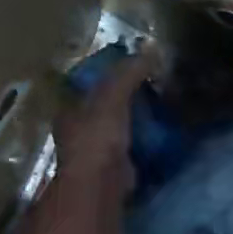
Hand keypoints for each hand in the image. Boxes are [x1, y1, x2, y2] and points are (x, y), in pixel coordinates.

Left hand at [54, 48, 155, 185]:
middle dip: (126, 97)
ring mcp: (95, 151)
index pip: (89, 84)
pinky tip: (161, 134)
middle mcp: (79, 129)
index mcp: (71, 109)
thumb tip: (150, 49)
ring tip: (162, 107)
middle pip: (104, 106)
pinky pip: (131, 146)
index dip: (110, 74)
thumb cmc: (98, 136)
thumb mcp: (112, 97)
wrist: (101, 184)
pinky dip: (144, 140)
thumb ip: (128, 73)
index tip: (135, 66)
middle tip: (154, 86)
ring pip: (118, 127)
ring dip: (136, 120)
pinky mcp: (113, 168)